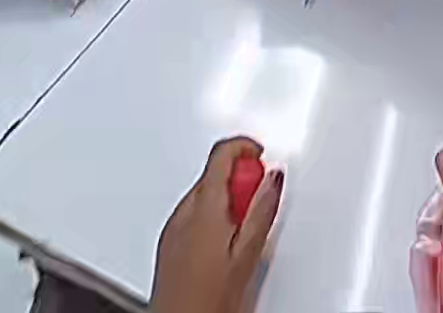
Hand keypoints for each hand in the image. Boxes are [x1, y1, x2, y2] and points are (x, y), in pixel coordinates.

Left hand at [150, 136, 282, 312]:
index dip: (245, 146)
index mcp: (204, 207)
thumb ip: (263, 208)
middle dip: (240, 180)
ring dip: (226, 201)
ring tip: (241, 235)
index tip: (261, 154)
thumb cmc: (209, 302)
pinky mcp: (167, 246)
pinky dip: (210, 219)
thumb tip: (274, 176)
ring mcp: (172, 229)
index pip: (222, 152)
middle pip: (215, 174)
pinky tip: (222, 248)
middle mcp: (183, 212)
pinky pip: (192, 215)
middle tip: (258, 203)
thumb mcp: (249, 253)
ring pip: (204, 195)